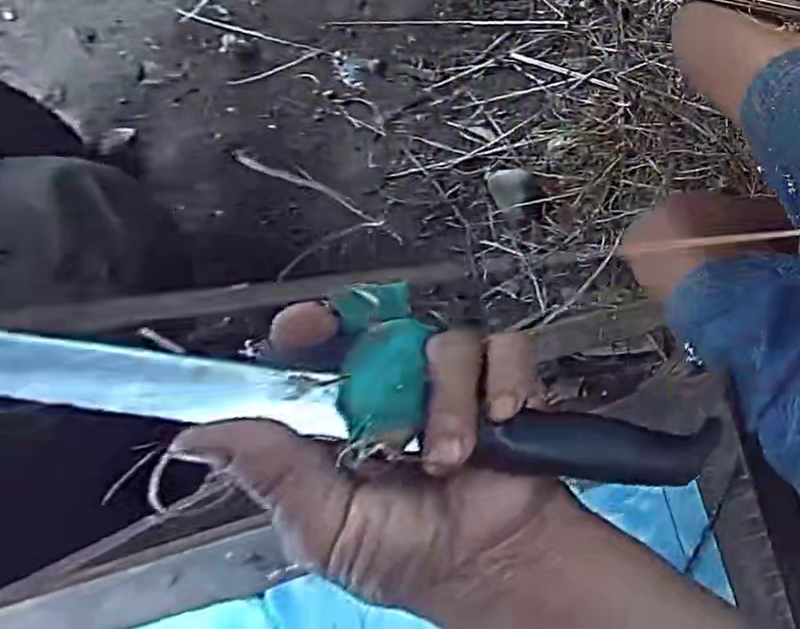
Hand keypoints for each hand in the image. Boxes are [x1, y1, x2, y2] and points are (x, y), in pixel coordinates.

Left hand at [170, 326, 588, 621]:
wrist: (487, 559)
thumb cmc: (403, 553)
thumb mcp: (325, 525)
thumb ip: (278, 473)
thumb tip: (201, 437)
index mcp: (348, 422)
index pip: (326, 358)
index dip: (316, 331)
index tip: (306, 325)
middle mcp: (405, 392)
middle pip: (394, 336)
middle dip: (392, 364)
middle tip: (390, 418)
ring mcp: (463, 384)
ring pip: (452, 344)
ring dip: (449, 402)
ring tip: (450, 455)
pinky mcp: (513, 380)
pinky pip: (510, 350)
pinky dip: (504, 380)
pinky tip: (498, 418)